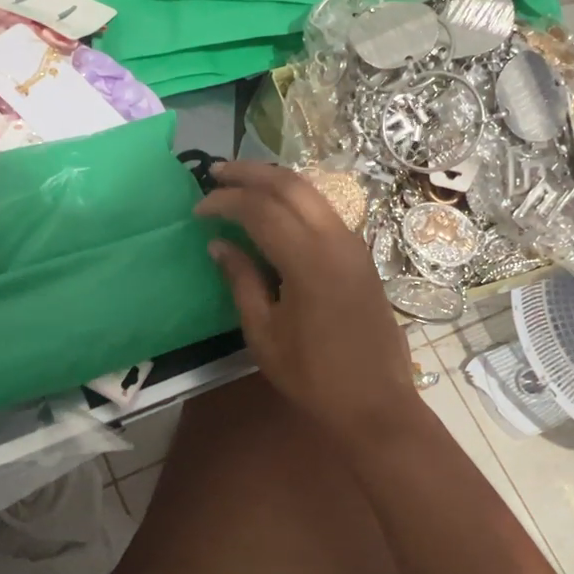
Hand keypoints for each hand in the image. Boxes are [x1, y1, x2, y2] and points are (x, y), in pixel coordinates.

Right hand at [196, 161, 418, 441]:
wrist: (375, 401)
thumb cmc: (313, 376)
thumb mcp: (264, 333)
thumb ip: (241, 281)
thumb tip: (219, 244)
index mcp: (308, 260)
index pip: (260, 210)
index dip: (225, 203)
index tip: (198, 210)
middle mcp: (335, 240)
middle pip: (290, 185)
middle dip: (251, 174)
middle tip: (216, 172)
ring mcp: (353, 245)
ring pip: (313, 192)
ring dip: (275, 182)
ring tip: (242, 183)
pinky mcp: (361, 255)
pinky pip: (326, 211)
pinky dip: (296, 200)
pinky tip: (275, 210)